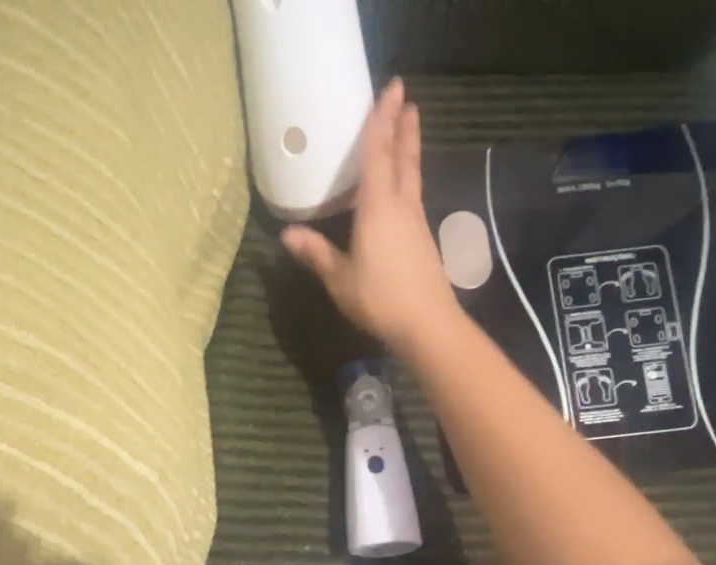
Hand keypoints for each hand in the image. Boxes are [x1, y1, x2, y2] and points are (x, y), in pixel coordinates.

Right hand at [282, 78, 464, 355]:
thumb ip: (316, 253)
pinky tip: (401, 188)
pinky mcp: (422, 240)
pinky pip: (412, 197)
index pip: (378, 154)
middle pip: (403, 158)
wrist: (427, 324)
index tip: (391, 89)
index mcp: (378, 206)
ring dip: (409, 150)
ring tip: (409, 131)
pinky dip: (406, 179)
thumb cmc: (379, 297)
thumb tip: (288, 234)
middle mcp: (401, 206)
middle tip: (406, 99)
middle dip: (403, 127)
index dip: (382, 120)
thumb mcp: (339, 278)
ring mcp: (416, 222)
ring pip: (412, 176)